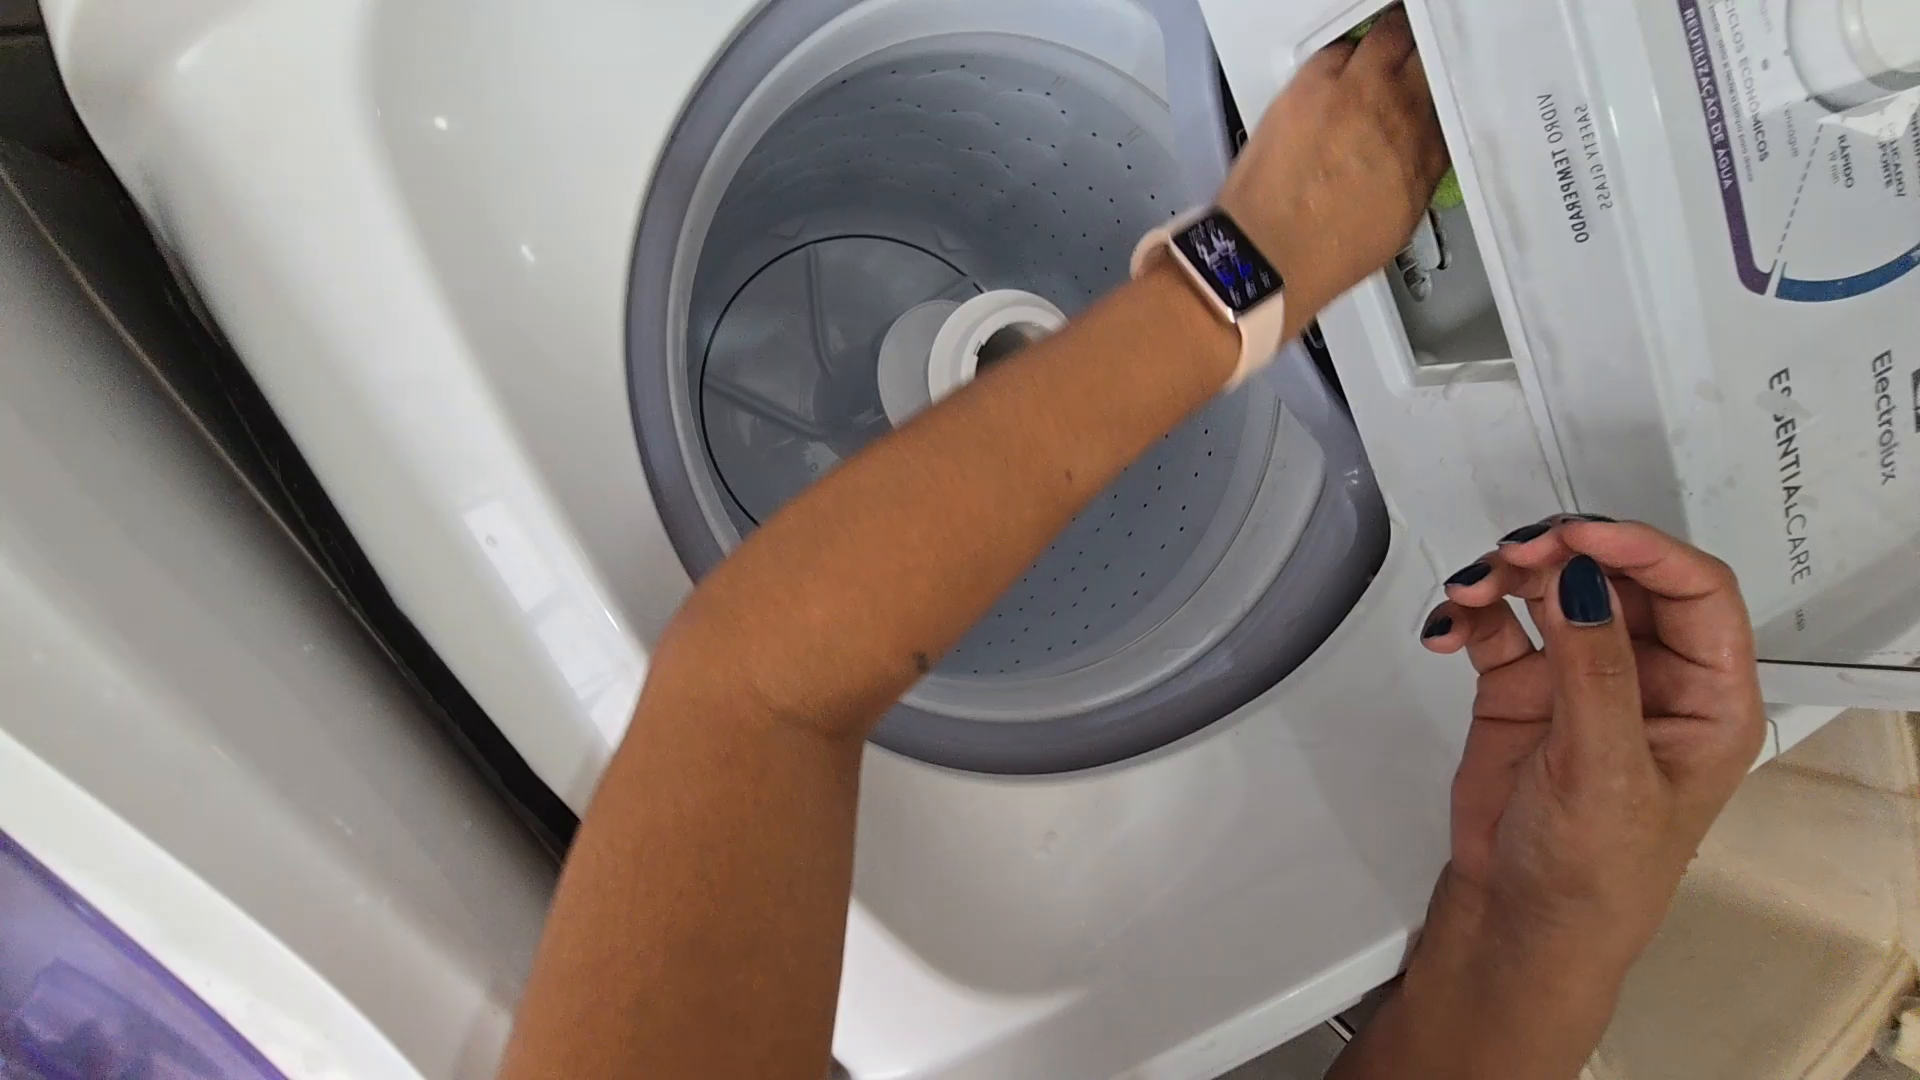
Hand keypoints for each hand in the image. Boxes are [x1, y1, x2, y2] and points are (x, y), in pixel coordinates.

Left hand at [1216, 6, 1449, 316]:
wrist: (1266, 258)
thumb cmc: (1320, 256)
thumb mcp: (1395, 226)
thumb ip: (1416, 177)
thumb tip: (1417, 158)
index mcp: (1427, 154)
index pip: (1453, 100)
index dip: (1442, 93)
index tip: (1432, 94)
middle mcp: (1401, 114)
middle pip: (1429, 59)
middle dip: (1420, 60)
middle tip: (1406, 67)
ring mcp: (1357, 94)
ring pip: (1392, 36)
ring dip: (1388, 44)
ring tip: (1376, 59)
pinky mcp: (1311, 88)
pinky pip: (1338, 49)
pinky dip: (1340, 57)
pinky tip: (1333, 74)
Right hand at [1420, 518, 1768, 977]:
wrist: (1518, 906)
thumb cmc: (1594, 861)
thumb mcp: (1605, 770)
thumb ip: (1594, 670)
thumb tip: (1580, 578)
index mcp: (1702, 694)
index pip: (1692, 592)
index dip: (1639, 550)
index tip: (1571, 535)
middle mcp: (1641, 673)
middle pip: (1610, 578)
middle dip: (1557, 555)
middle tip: (1505, 557)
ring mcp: (1573, 675)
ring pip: (1546, 591)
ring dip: (1501, 579)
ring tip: (1462, 594)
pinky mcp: (1516, 684)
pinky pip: (1491, 626)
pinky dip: (1463, 618)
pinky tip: (1441, 635)